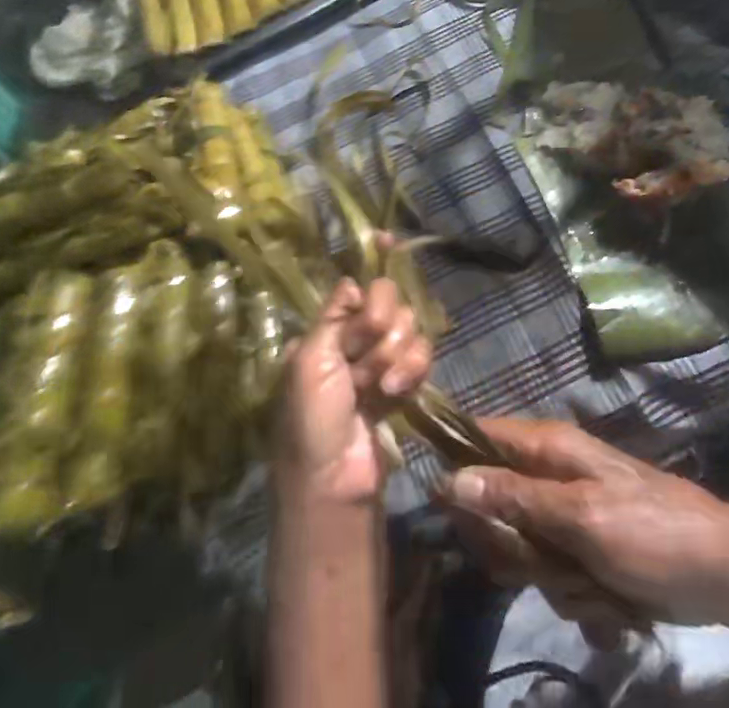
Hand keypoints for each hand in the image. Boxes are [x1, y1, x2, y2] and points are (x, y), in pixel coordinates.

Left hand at [273, 276, 433, 504]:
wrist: (334, 479)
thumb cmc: (311, 417)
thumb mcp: (308, 361)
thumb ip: (333, 316)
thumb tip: (352, 280)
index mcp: (325, 332)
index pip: (359, 291)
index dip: (373, 284)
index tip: (390, 248)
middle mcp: (354, 342)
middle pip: (391, 305)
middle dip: (382, 329)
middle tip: (361, 357)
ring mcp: (380, 364)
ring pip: (410, 331)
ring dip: (395, 356)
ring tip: (378, 386)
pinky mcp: (403, 385)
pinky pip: (420, 358)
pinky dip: (411, 371)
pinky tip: (394, 393)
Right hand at [442, 418, 728, 627]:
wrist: (723, 575)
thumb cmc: (652, 532)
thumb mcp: (580, 515)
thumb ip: (514, 497)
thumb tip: (450, 478)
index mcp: (548, 448)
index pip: (480, 435)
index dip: (455, 462)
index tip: (442, 507)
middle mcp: (550, 474)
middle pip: (491, 504)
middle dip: (510, 546)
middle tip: (535, 562)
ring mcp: (566, 515)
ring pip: (519, 548)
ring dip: (547, 577)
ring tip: (585, 584)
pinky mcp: (582, 550)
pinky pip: (550, 573)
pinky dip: (572, 594)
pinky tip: (603, 602)